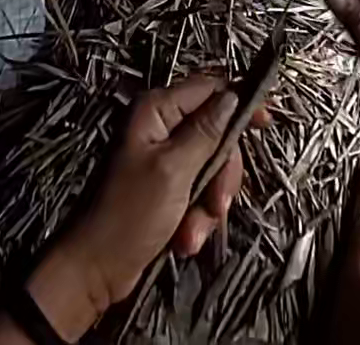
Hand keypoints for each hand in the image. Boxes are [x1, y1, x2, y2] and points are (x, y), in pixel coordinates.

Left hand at [31, 76, 250, 335]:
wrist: (94, 271)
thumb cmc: (129, 215)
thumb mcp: (174, 169)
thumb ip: (207, 131)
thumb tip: (233, 96)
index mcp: (157, 109)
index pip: (209, 88)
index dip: (240, 101)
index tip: (265, 122)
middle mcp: (161, 124)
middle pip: (216, 131)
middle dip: (222, 172)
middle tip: (218, 203)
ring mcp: (165, 154)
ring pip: (212, 164)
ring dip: (210, 201)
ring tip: (194, 231)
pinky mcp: (168, 183)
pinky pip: (199, 188)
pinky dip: (199, 215)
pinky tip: (186, 238)